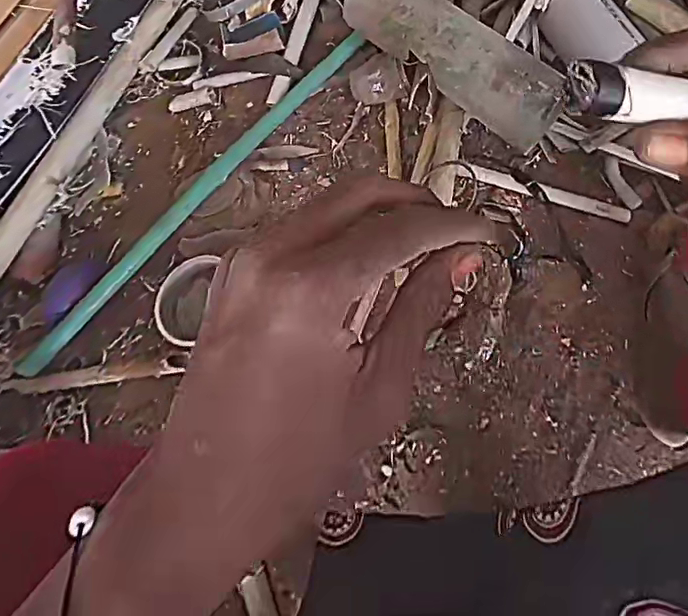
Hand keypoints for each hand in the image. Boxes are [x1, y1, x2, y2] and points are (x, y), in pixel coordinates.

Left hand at [68, 178, 492, 614]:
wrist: (201, 495)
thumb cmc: (298, 462)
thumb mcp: (378, 389)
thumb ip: (422, 307)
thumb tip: (463, 258)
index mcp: (312, 287)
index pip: (399, 229)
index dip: (452, 225)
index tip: (487, 231)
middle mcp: (274, 251)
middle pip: (362, 192)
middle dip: (417, 202)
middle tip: (455, 232)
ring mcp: (248, 252)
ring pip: (332, 201)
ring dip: (382, 212)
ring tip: (422, 246)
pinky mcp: (237, 264)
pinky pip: (306, 223)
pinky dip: (347, 229)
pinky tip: (372, 260)